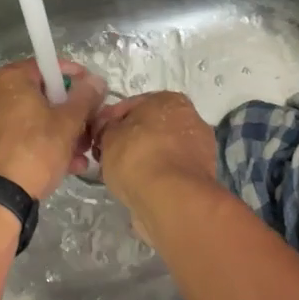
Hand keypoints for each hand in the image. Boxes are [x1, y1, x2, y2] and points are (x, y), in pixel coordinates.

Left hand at [0, 59, 105, 199]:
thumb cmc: (33, 151)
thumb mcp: (67, 124)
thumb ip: (85, 98)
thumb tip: (96, 80)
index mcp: (10, 78)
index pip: (48, 66)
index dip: (75, 76)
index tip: (93, 91)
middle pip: (41, 94)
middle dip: (69, 113)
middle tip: (89, 128)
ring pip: (32, 118)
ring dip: (59, 132)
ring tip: (82, 153)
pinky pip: (19, 134)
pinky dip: (41, 143)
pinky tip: (66, 165)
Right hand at [90, 91, 220, 216]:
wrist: (170, 200)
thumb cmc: (137, 156)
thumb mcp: (109, 136)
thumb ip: (107, 128)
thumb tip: (107, 129)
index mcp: (170, 99)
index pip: (133, 105)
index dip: (111, 121)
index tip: (98, 137)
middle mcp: (191, 119)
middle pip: (152, 128)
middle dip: (131, 140)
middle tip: (109, 157)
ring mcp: (199, 151)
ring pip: (162, 152)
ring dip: (145, 161)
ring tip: (123, 177)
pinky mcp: (200, 180)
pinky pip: (170, 173)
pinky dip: (157, 179)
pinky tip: (140, 189)